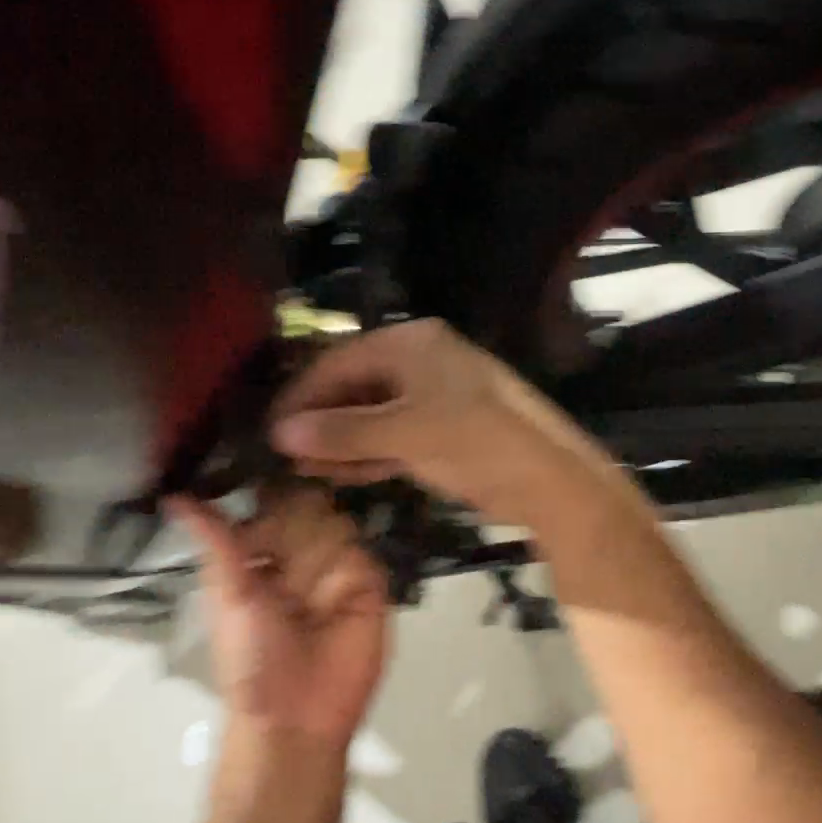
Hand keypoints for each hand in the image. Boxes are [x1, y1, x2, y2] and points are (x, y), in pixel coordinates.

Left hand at [168, 488, 388, 744]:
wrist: (295, 715)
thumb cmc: (250, 657)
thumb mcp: (228, 594)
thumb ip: (216, 538)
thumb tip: (174, 495)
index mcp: (266, 551)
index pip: (276, 499)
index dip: (272, 497)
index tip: (263, 498)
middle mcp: (306, 553)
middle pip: (311, 504)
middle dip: (293, 534)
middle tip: (280, 579)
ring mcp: (341, 567)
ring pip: (338, 526)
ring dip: (314, 564)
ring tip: (304, 605)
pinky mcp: (372, 586)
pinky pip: (363, 556)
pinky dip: (343, 578)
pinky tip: (331, 605)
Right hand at [269, 319, 611, 524]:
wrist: (550, 479)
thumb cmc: (477, 441)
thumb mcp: (407, 433)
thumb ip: (344, 431)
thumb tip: (280, 431)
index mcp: (413, 343)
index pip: (338, 361)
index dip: (302, 396)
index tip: (270, 430)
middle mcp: (421, 361)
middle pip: (354, 386)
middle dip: (322, 421)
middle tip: (285, 457)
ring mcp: (435, 397)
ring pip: (374, 414)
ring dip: (343, 442)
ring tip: (307, 472)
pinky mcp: (445, 431)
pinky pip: (395, 436)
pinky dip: (370, 453)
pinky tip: (343, 474)